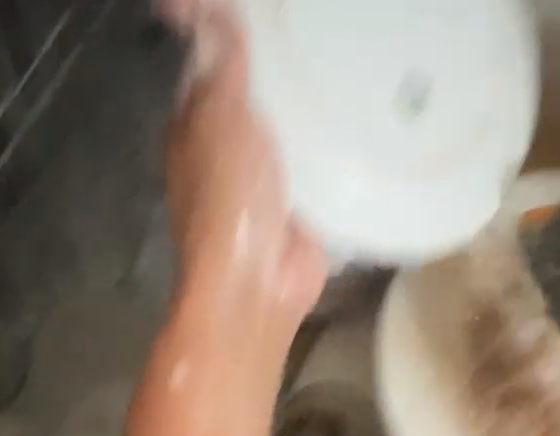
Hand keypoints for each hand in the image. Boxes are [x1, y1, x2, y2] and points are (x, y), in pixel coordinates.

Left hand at [161, 1, 326, 350]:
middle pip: (257, 94)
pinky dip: (337, 145)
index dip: (233, 30)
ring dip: (314, 104)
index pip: (212, 62)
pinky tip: (365, 114)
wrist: (258, 283)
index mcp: (194, 125)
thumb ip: (221, 62)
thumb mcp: (219, 115)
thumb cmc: (228, 198)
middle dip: (285, 66)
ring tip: (354, 56)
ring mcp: (266, 180)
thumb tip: (207, 7)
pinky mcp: (302, 205)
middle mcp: (227, 149)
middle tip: (327, 28)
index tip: (272, 12)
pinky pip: (320, 164)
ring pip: (291, 128)